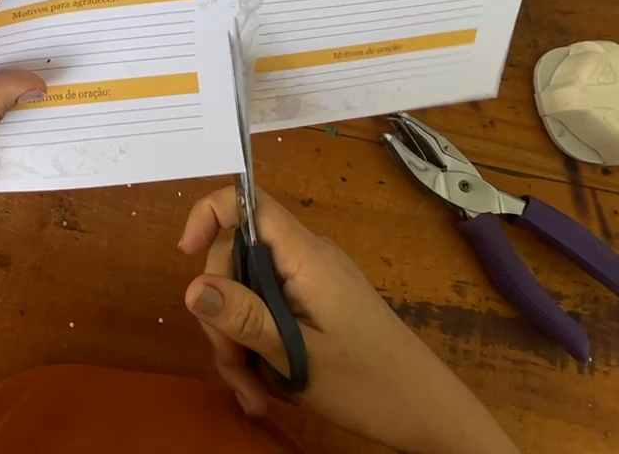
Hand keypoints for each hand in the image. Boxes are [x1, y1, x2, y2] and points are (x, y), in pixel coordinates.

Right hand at [179, 187, 518, 453]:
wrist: (433, 416)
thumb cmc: (371, 384)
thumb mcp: (298, 357)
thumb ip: (245, 318)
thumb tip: (192, 289)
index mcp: (303, 255)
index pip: (247, 202)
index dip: (208, 214)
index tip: (186, 254)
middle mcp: (304, 257)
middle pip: (237, 257)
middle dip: (223, 310)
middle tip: (233, 366)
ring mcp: (311, 280)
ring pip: (250, 290)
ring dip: (240, 340)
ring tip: (253, 392)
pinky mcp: (316, 303)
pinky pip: (271, 308)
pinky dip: (259, 344)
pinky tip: (265, 387)